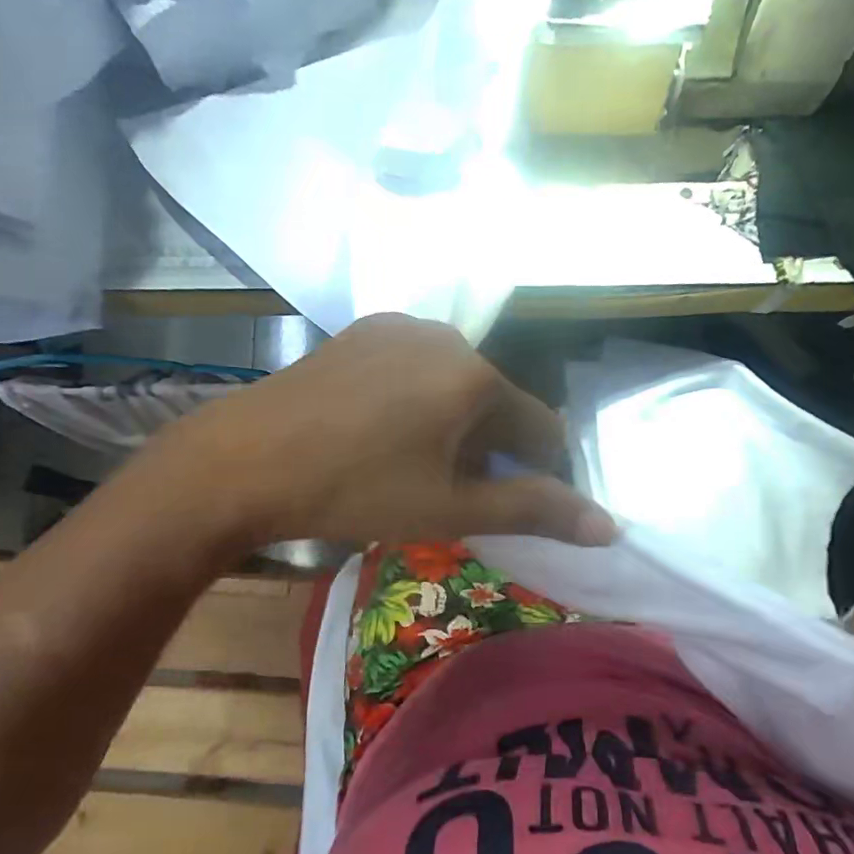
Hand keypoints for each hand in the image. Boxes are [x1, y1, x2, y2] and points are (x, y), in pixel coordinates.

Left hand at [147, 313, 618, 547]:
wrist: (244, 460)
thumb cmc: (355, 489)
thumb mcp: (450, 508)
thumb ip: (533, 510)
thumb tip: (609, 526)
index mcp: (476, 374)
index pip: (541, 426)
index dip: (543, 471)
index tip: (525, 505)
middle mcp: (444, 336)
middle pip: (495, 402)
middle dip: (492, 449)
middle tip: (458, 496)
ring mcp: (396, 328)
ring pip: (452, 383)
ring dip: (454, 425)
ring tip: (416, 468)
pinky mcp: (358, 333)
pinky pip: (412, 369)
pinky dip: (417, 401)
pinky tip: (381, 434)